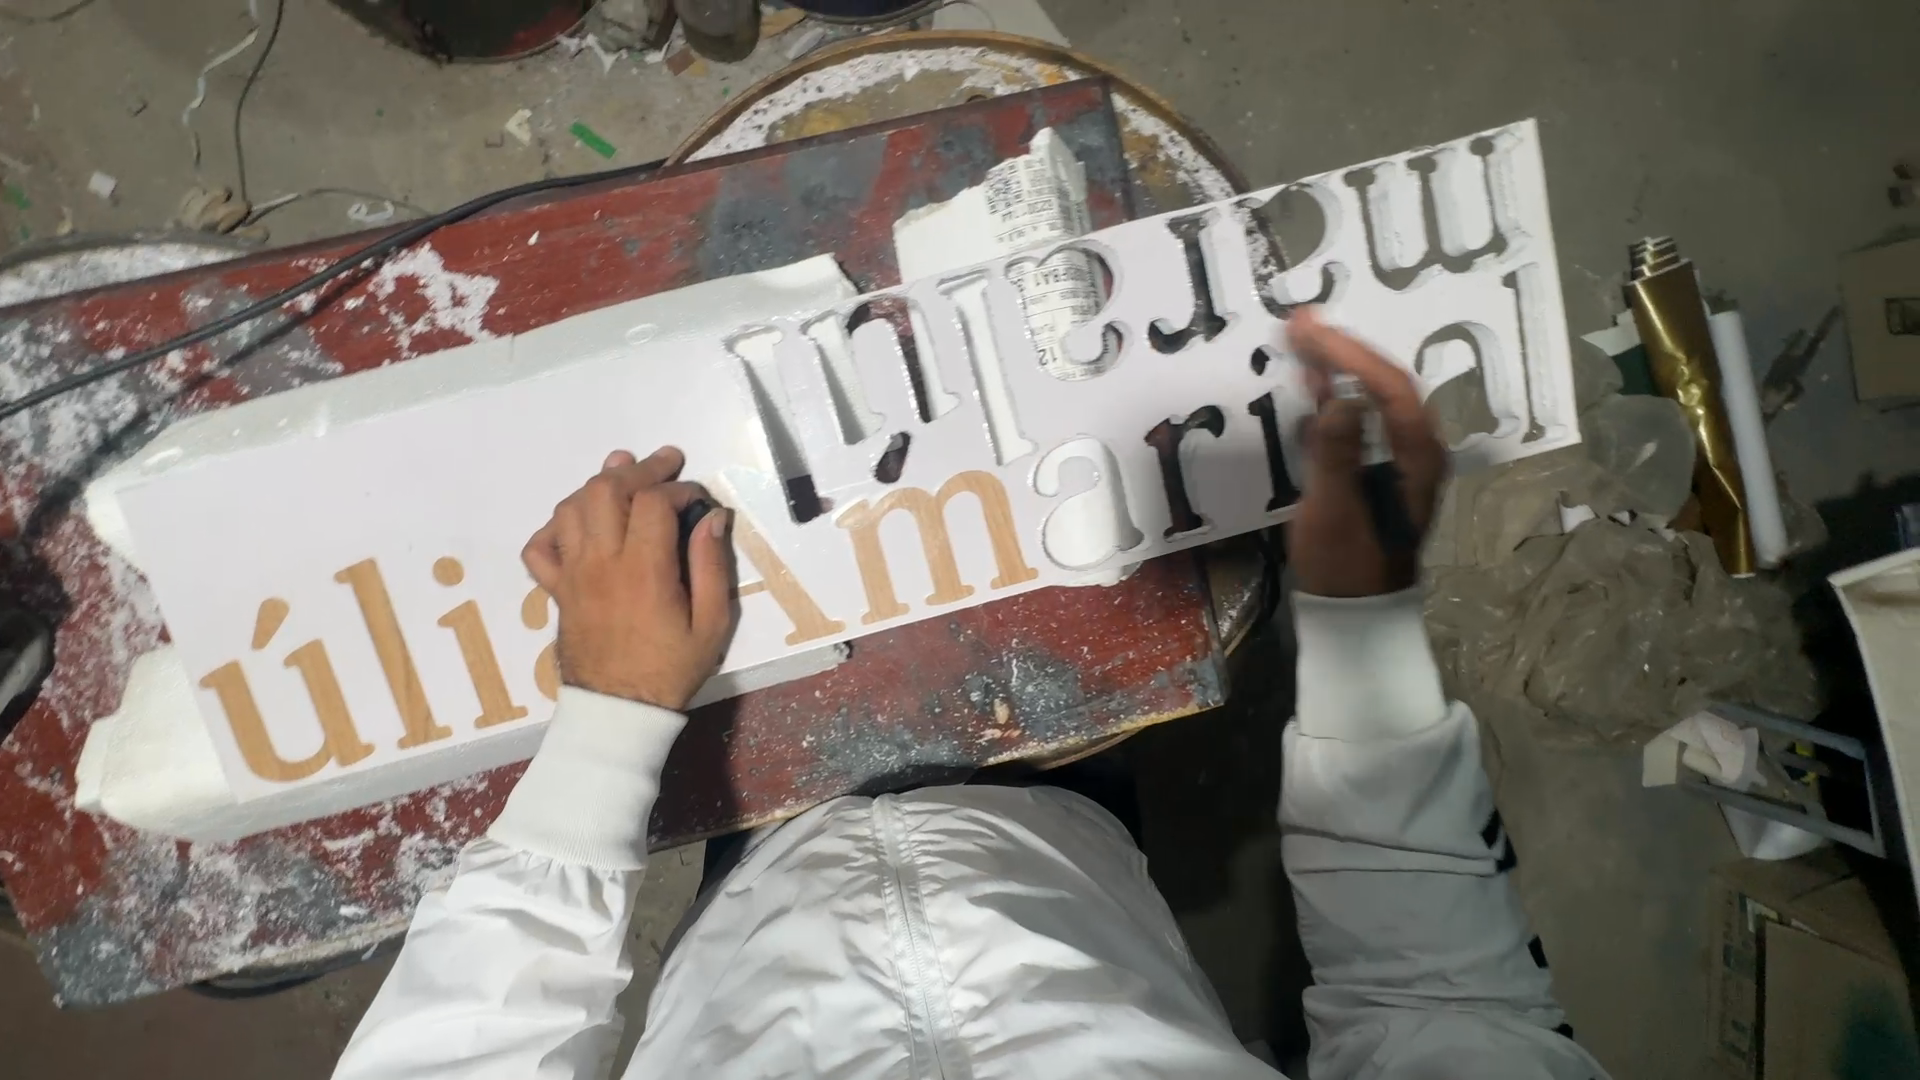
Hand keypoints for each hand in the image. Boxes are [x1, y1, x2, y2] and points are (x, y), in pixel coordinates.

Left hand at [521, 447, 736, 709]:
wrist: (620, 710)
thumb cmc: (672, 667)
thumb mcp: (712, 622)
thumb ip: (711, 565)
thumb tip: (713, 517)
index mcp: (643, 570)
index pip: (652, 502)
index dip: (678, 488)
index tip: (700, 498)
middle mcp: (601, 562)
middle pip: (606, 491)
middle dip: (638, 469)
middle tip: (666, 463)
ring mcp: (572, 574)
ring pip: (571, 508)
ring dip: (598, 483)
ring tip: (622, 472)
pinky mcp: (557, 589)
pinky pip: (540, 545)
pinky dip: (557, 523)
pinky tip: (582, 521)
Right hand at [1284, 308, 1446, 597]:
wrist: (1353, 609)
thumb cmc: (1346, 564)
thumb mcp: (1336, 513)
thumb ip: (1337, 457)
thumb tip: (1339, 400)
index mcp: (1415, 456)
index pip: (1388, 388)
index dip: (1349, 355)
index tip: (1309, 330)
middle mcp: (1413, 449)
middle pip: (1384, 384)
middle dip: (1344, 350)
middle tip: (1302, 321)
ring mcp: (1394, 459)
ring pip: (1371, 398)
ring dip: (1337, 367)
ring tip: (1303, 340)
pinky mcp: (1372, 470)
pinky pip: (1357, 419)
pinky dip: (1331, 397)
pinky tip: (1310, 387)